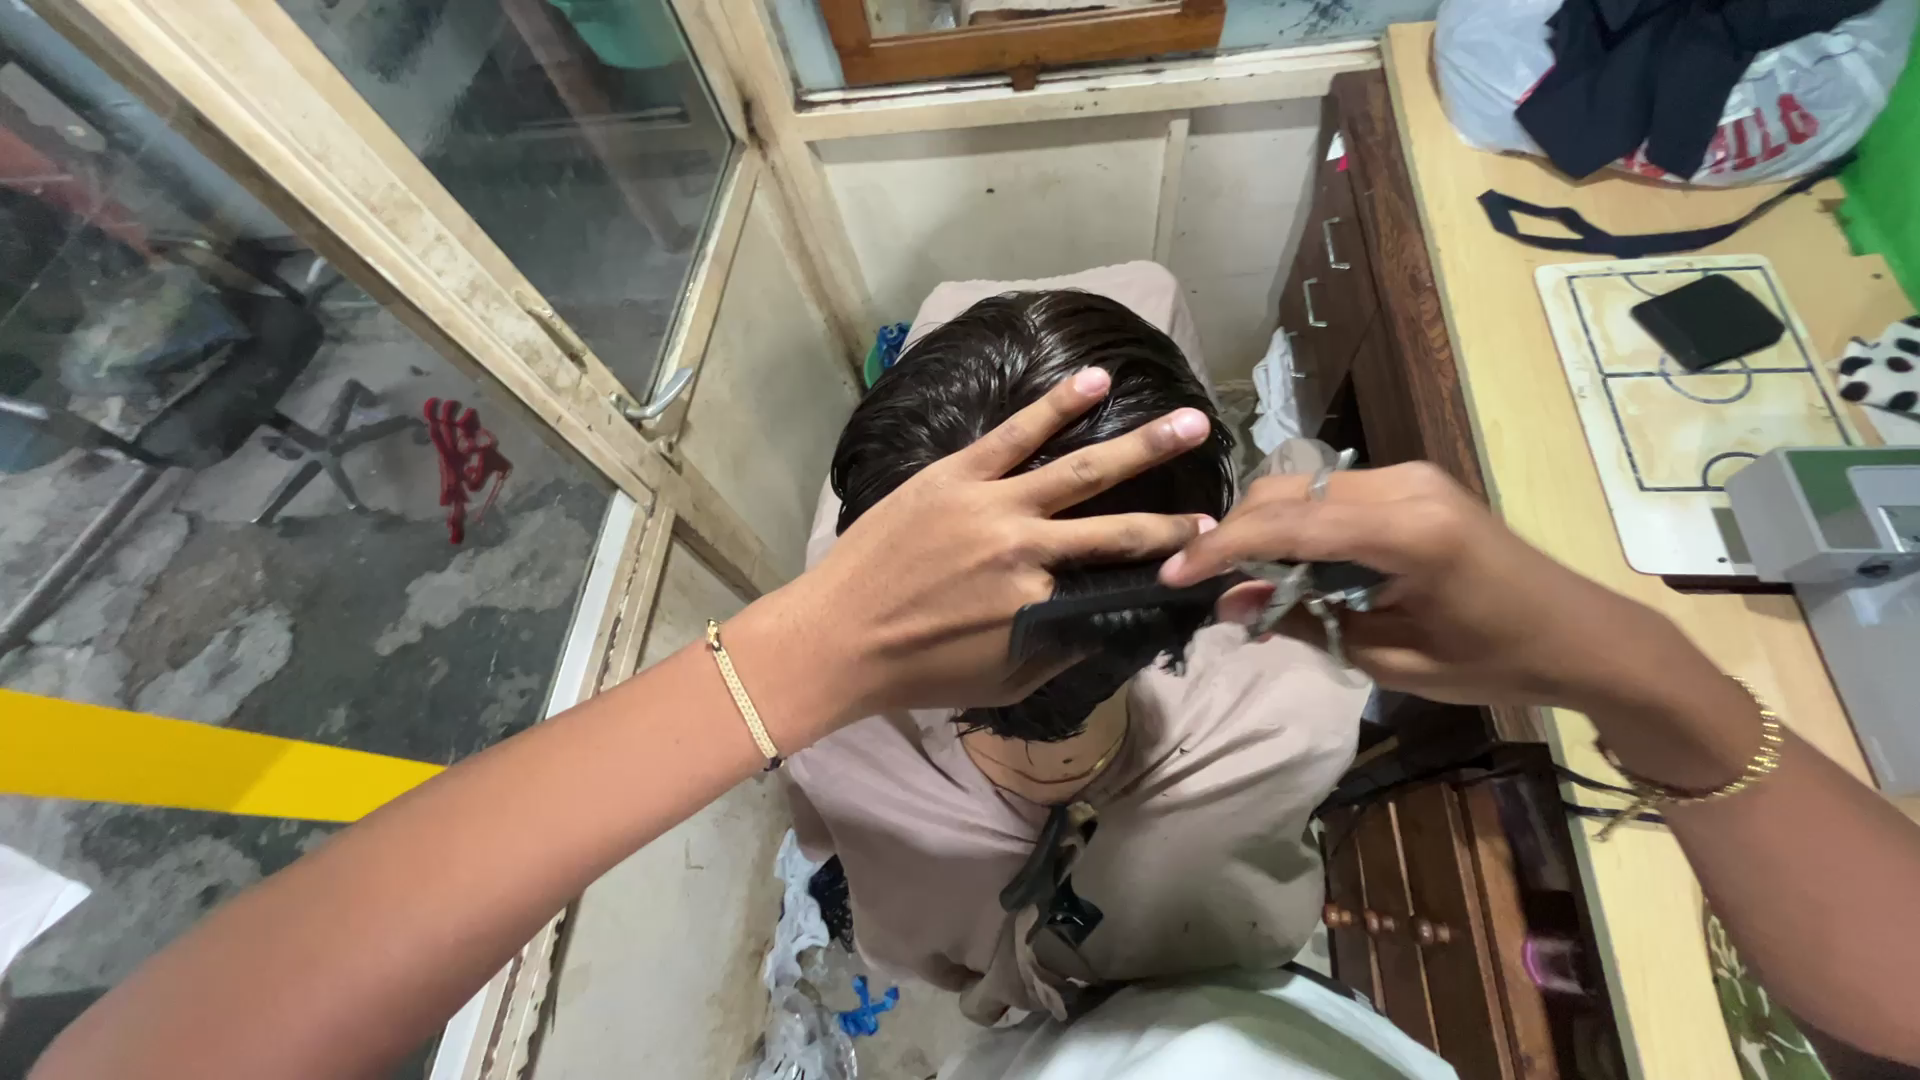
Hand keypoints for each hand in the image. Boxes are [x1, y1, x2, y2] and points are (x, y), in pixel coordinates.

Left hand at [739, 367, 1215, 739]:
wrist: (836, 637)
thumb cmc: (919, 672)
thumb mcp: (1003, 683)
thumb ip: (1061, 649)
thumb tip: (1107, 620)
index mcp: (1040, 602)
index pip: (1116, 585)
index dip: (1162, 574)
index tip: (1199, 560)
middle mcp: (1027, 547)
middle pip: (1118, 528)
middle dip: (1174, 517)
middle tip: (1221, 504)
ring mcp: (991, 503)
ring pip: (1079, 468)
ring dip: (1139, 445)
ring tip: (1188, 419)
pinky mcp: (955, 475)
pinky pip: (1015, 434)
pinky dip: (1057, 405)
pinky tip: (1096, 381)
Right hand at [1160, 462, 1698, 712]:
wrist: (1586, 637)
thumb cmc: (1497, 663)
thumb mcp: (1391, 658)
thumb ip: (1305, 622)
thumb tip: (1228, 604)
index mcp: (1408, 532)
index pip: (1287, 524)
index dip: (1222, 547)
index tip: (1175, 573)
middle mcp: (1404, 486)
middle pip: (1284, 493)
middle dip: (1234, 533)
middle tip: (1202, 579)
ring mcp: (1410, 477)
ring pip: (1299, 487)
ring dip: (1261, 527)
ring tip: (1243, 576)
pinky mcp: (1411, 483)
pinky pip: (1327, 494)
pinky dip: (1294, 524)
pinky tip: (1289, 562)